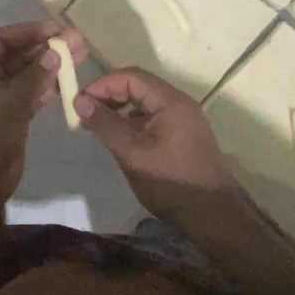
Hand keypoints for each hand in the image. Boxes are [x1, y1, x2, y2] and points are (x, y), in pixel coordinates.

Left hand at [0, 20, 88, 206]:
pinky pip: (30, 95)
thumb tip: (55, 51)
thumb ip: (34, 75)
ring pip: (26, 76)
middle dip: (44, 49)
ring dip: (50, 68)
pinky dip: (46, 88)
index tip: (55, 29)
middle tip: (76, 43)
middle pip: (17, 56)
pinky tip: (67, 82)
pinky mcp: (11, 117)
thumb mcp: (10, 100)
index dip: (27, 32)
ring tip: (80, 58)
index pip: (1, 40)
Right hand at [78, 67, 243, 222]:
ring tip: (98, 124)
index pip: (131, 77)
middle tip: (86, 111)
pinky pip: (152, 116)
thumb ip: (106, 125)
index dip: (103, 85)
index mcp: (171, 102)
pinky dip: (132, 120)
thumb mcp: (133, 155)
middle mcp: (180, 103)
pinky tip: (119, 137)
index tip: (80, 102)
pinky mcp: (183, 134)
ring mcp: (184, 119)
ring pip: (145, 101)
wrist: (213, 218)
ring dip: (120, 107)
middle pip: (139, 85)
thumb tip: (80, 101)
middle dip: (109, 94)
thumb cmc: (171, 184)